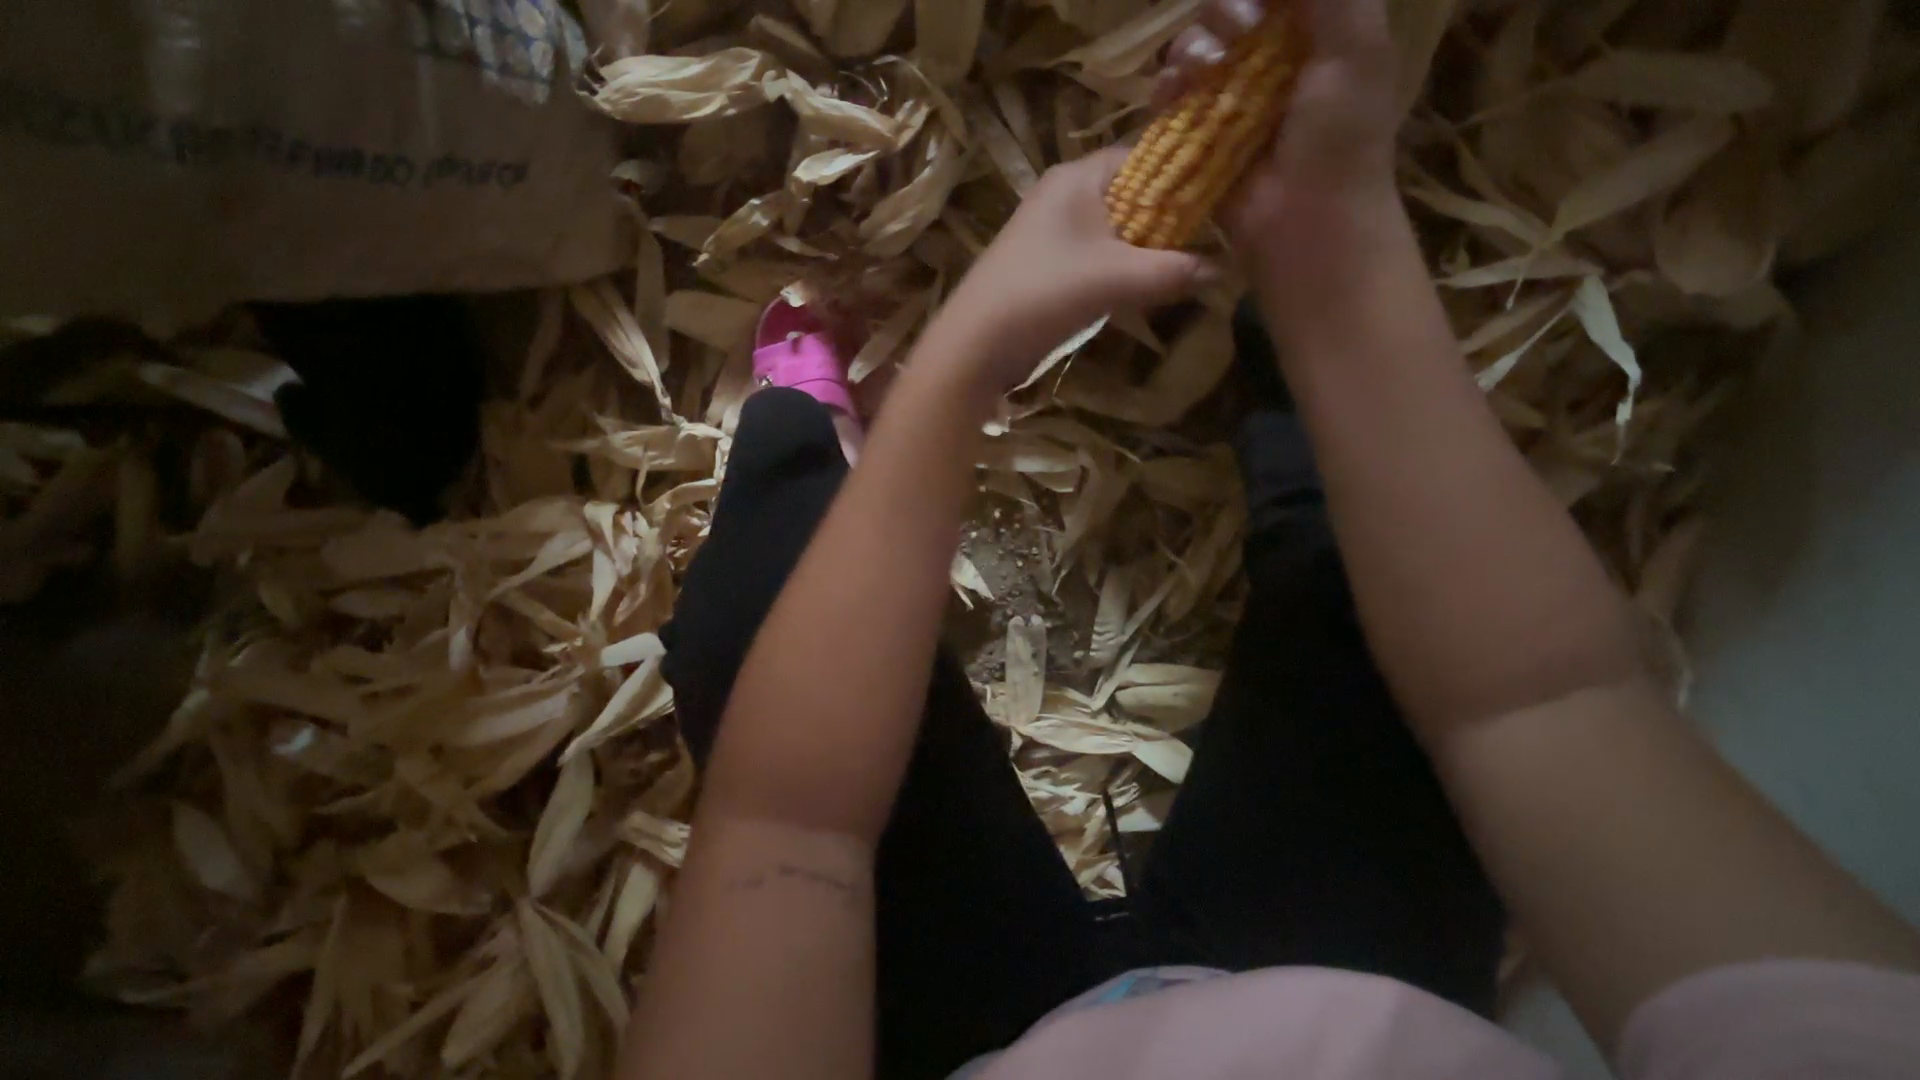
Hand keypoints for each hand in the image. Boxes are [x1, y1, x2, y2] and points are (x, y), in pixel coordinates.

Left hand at [934, 147, 1216, 393]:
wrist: (977, 344)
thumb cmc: (1046, 294)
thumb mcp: (1118, 279)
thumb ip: (1173, 270)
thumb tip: (1221, 270)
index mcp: (1078, 177)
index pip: (1143, 156)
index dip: (1182, 175)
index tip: (1218, 199)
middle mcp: (1063, 194)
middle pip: (1130, 194)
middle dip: (1166, 218)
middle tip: (1207, 240)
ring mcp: (1050, 231)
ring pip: (1113, 229)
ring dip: (1144, 249)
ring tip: (1181, 269)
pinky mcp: (1044, 265)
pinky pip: (1095, 256)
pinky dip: (1120, 269)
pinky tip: (1141, 290)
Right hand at [1163, 0, 1403, 259]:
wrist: (1306, 227)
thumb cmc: (1341, 139)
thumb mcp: (1354, 46)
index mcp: (1320, 31)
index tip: (1252, 3)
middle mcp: (1274, 58)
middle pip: (1233, 7)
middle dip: (1225, 8)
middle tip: (1238, 27)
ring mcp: (1234, 98)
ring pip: (1198, 44)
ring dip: (1193, 46)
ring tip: (1202, 67)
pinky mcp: (1200, 134)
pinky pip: (1172, 94)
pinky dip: (1167, 87)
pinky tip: (1173, 92)